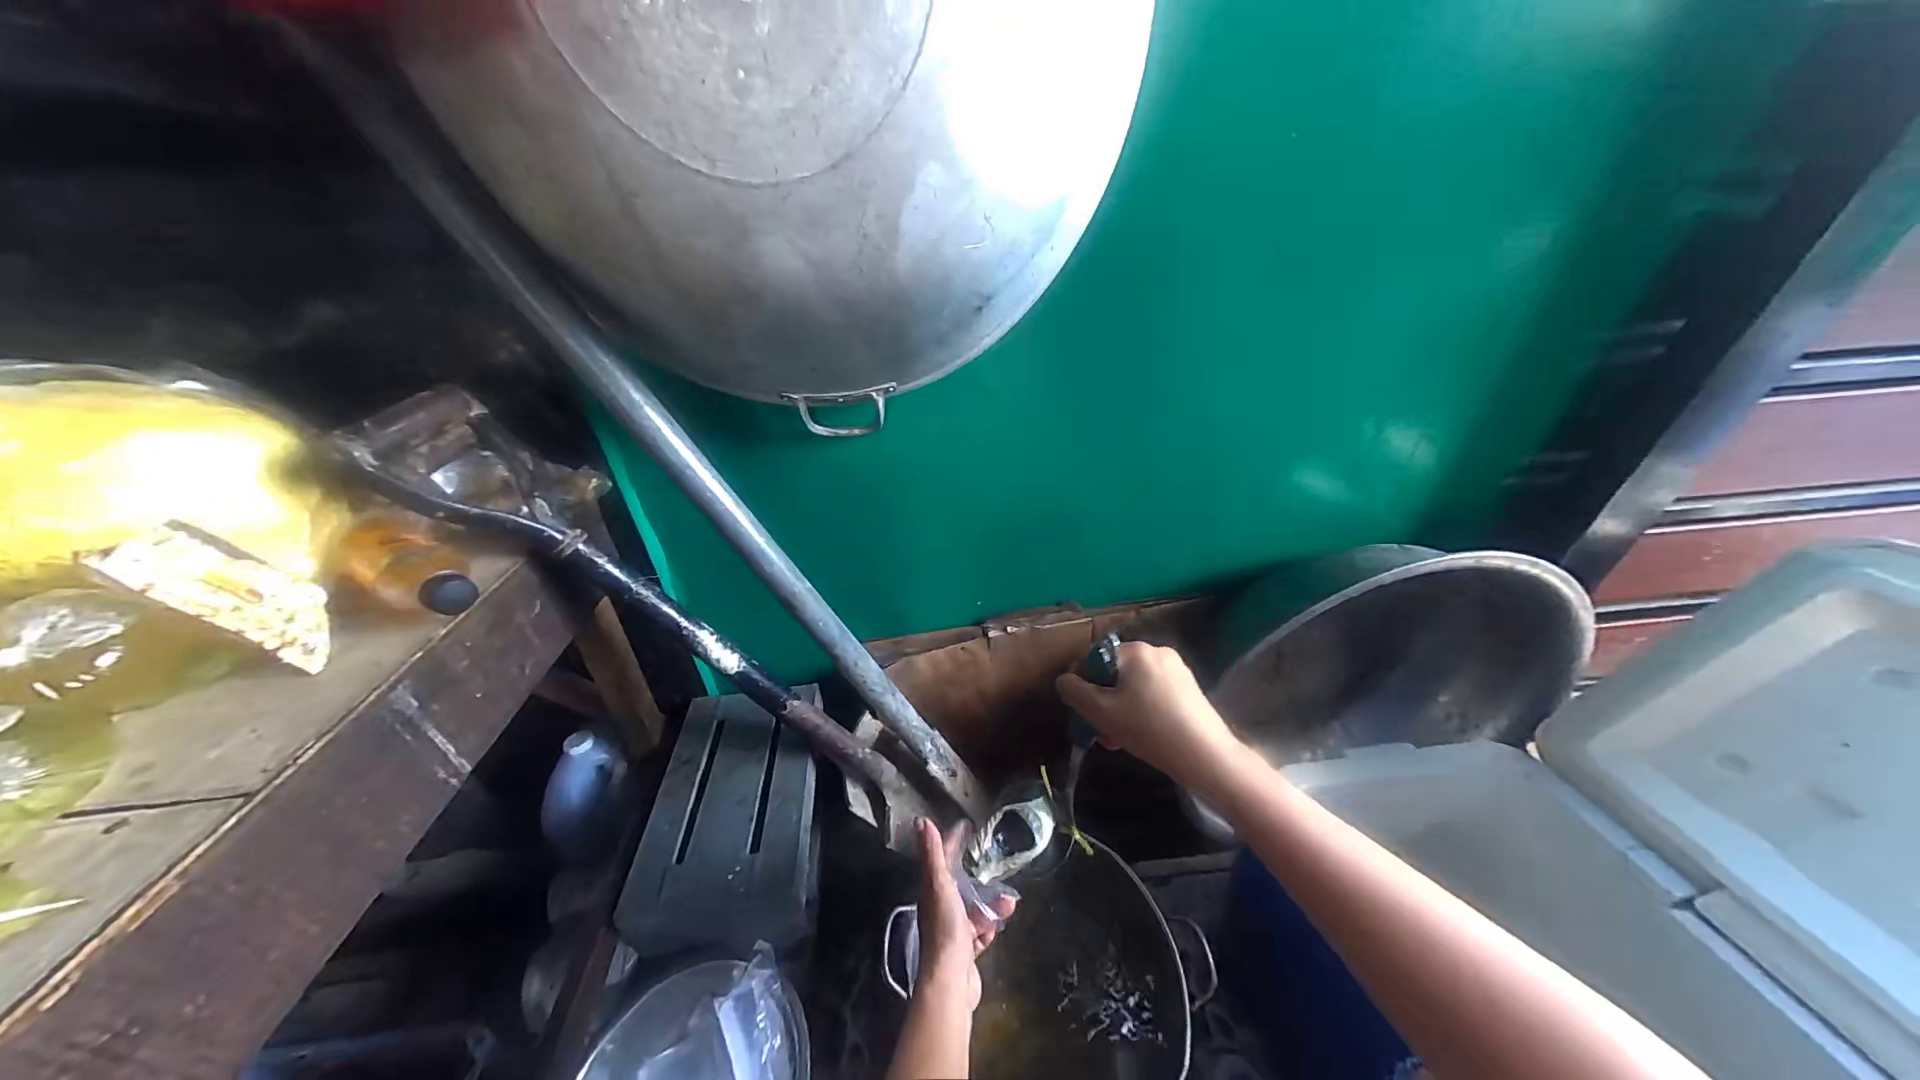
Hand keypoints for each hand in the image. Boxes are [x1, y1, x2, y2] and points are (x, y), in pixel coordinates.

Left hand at [915, 818, 1015, 1010]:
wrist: (950, 980)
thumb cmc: (944, 928)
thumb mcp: (939, 885)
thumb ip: (933, 854)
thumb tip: (921, 820)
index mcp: (931, 891)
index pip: (941, 858)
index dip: (952, 841)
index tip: (968, 826)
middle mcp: (939, 909)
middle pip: (959, 884)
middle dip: (976, 874)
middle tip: (995, 863)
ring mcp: (952, 931)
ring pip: (974, 909)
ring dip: (991, 904)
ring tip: (1009, 901)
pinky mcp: (965, 950)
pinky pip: (981, 932)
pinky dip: (992, 925)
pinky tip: (1002, 922)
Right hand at [1056, 641, 1242, 788]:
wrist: (1206, 756)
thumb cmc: (1149, 729)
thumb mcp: (1101, 712)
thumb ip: (1074, 692)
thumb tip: (1064, 680)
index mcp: (1135, 650)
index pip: (1093, 659)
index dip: (1082, 686)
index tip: (1082, 714)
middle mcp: (1157, 651)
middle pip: (1114, 674)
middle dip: (1103, 703)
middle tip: (1101, 733)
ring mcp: (1177, 669)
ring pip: (1133, 686)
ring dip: (1120, 710)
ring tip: (1119, 740)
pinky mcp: (1190, 688)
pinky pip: (1153, 693)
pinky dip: (1142, 711)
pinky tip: (1143, 737)